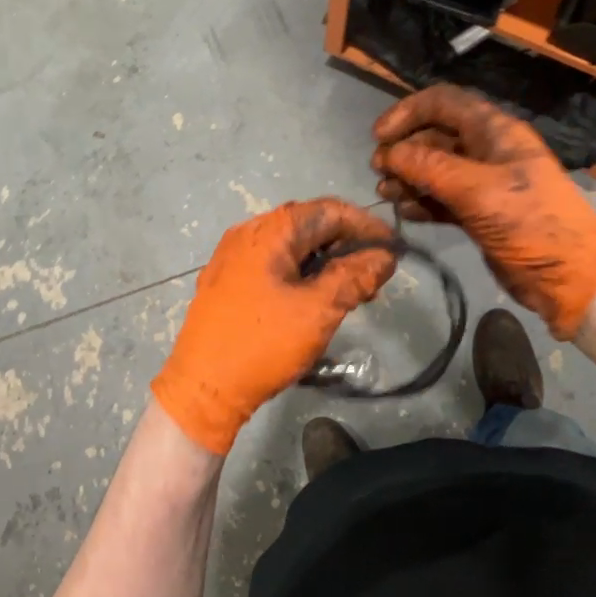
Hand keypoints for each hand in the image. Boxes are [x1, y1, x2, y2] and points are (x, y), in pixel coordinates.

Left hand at [151, 199, 397, 454]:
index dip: (365, 225)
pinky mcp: (228, 279)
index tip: (394, 249)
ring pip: (291, 245)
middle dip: (347, 243)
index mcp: (269, 231)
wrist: (202, 386)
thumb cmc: (262, 343)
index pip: (327, 210)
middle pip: (308, 223)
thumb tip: (385, 256)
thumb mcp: (318, 311)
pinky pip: (274, 262)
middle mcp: (248, 232)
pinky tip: (318, 297)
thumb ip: (354, 277)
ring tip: (354, 290)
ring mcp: (234, 255)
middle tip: (376, 275)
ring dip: (326, 260)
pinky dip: (302, 272)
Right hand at [372, 85, 595, 339]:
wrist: (572, 281)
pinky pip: (441, 198)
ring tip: (387, 195)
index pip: (443, 103)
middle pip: (434, 136)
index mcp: (495, 133)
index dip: (408, 112)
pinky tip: (406, 213)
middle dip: (403, 149)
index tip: (380, 135)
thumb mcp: (479, 191)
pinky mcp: (479, 213)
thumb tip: (389, 153)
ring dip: (408, 177)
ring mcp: (484, 183)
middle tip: (380, 172)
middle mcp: (488, 151)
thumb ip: (430, 167)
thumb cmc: (531, 224)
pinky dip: (421, 202)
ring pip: (434, 169)